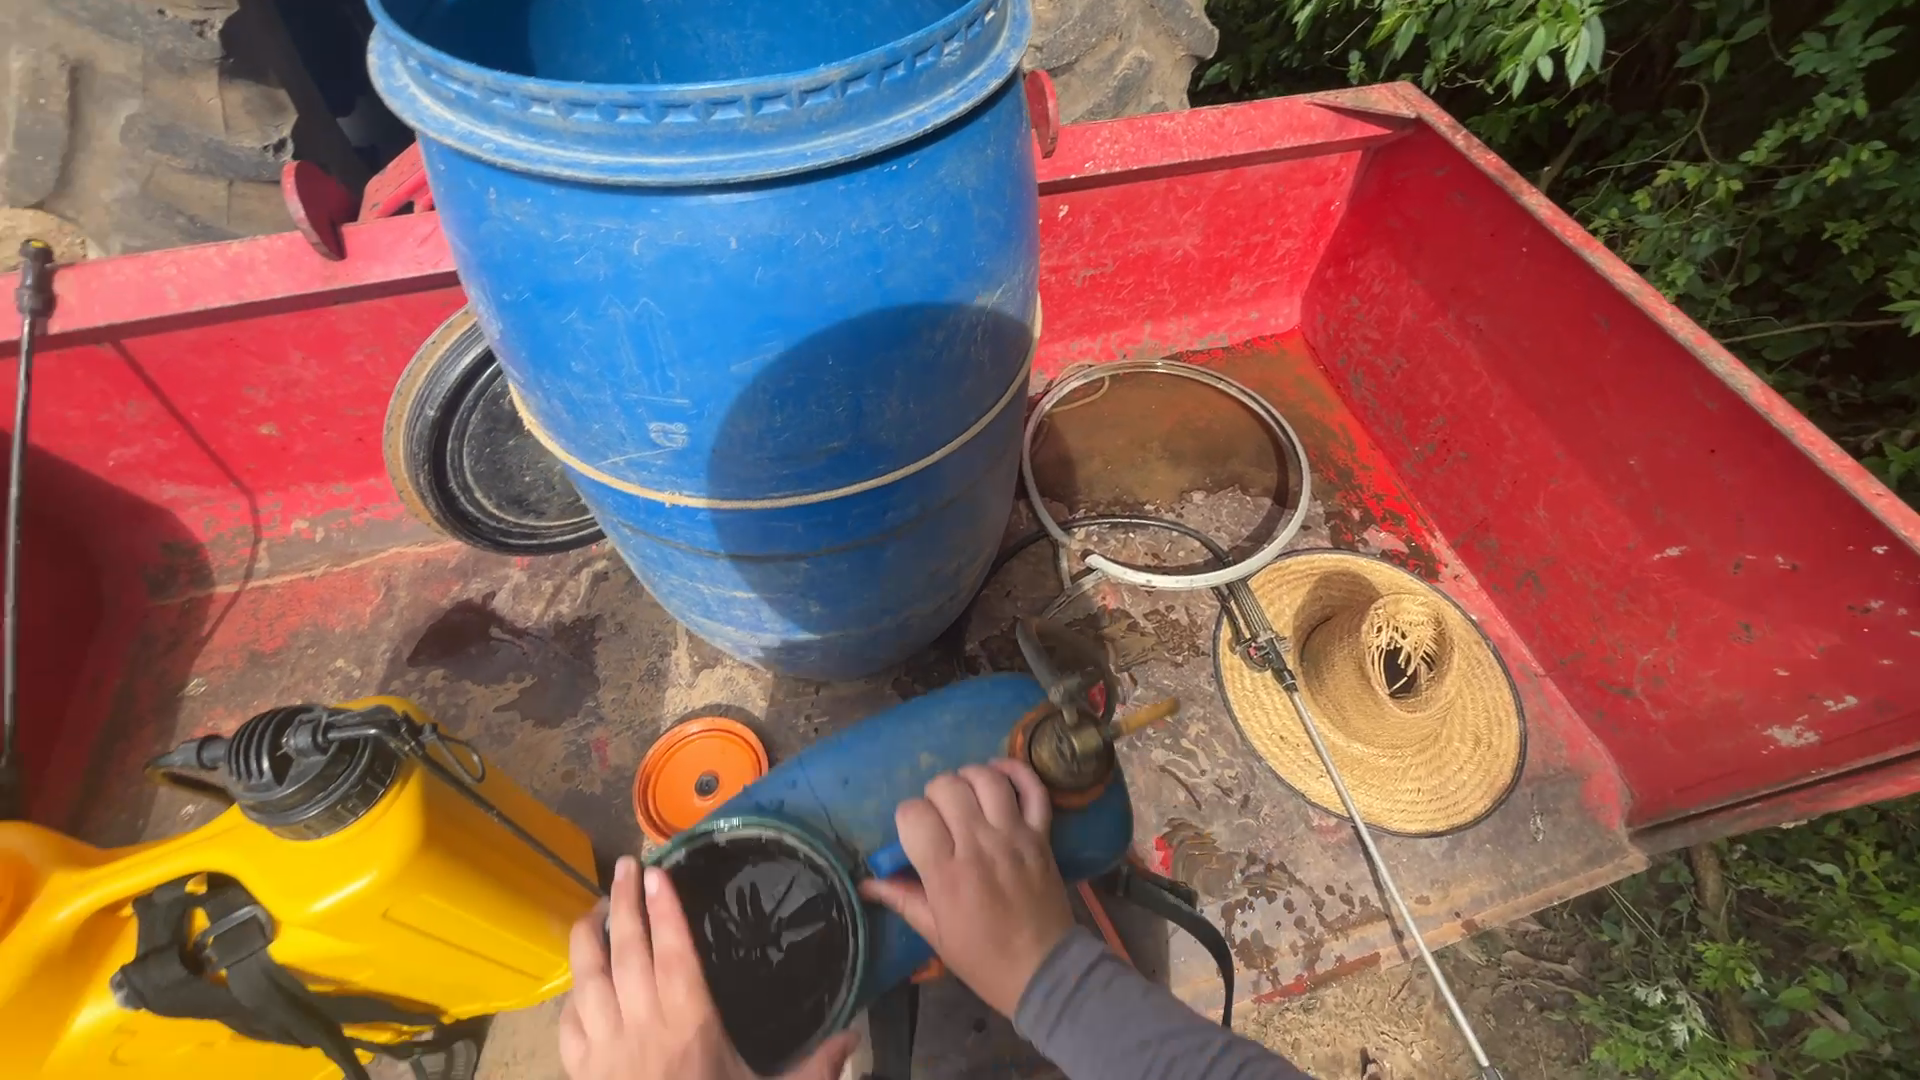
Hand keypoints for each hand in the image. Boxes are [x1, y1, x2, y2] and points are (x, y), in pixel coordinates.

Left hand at [560, 856, 858, 1079]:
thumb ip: (814, 1069)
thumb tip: (855, 1033)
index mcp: (690, 1025)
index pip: (674, 952)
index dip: (666, 908)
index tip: (658, 870)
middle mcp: (642, 1028)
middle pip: (627, 952)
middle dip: (623, 903)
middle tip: (624, 864)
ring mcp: (603, 1053)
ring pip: (588, 980)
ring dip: (589, 938)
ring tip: (594, 905)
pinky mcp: (581, 1076)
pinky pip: (568, 1024)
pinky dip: (572, 992)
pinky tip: (580, 977)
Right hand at [858, 759, 1075, 1016]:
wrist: (1044, 970)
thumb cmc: (983, 957)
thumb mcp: (935, 933)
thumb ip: (902, 898)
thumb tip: (865, 882)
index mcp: (946, 873)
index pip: (914, 814)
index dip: (908, 816)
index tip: (915, 831)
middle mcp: (979, 845)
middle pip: (947, 787)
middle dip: (935, 793)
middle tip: (940, 814)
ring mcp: (1014, 835)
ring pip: (987, 779)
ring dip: (969, 777)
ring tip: (966, 792)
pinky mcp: (1041, 834)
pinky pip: (1033, 788)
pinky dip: (1017, 771)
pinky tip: (999, 773)